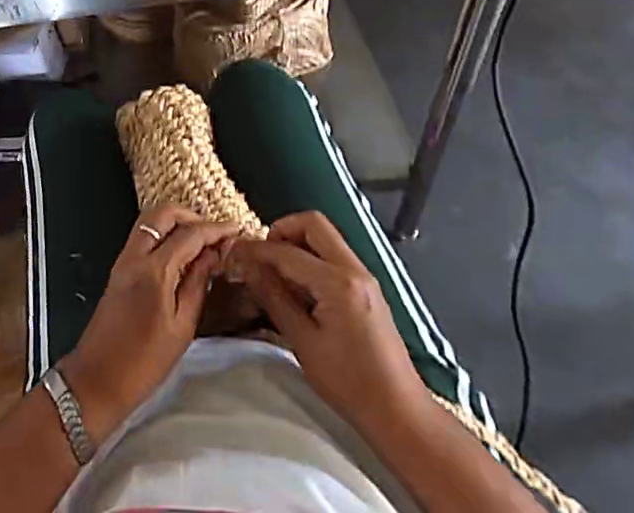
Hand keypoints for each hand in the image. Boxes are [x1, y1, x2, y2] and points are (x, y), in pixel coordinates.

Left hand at [60, 206, 239, 443]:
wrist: (97, 380)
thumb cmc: (145, 361)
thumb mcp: (182, 326)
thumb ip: (197, 283)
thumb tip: (213, 254)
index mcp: (154, 269)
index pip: (189, 235)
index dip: (216, 229)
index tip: (236, 229)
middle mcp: (135, 256)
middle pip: (162, 214)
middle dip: (191, 216)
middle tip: (214, 233)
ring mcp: (123, 260)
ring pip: (150, 222)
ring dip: (175, 222)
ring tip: (201, 241)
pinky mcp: (118, 270)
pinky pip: (142, 237)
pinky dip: (163, 234)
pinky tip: (181, 253)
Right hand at [232, 211, 428, 425]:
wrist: (399, 410)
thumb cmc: (349, 382)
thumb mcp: (304, 342)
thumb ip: (275, 298)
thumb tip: (249, 268)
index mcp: (338, 282)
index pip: (288, 251)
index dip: (257, 250)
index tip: (234, 252)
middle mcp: (354, 269)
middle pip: (313, 224)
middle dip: (282, 230)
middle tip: (261, 256)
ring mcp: (364, 277)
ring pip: (326, 237)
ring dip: (297, 243)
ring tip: (275, 273)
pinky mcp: (367, 288)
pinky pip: (334, 256)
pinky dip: (312, 259)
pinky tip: (298, 288)